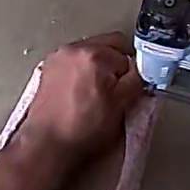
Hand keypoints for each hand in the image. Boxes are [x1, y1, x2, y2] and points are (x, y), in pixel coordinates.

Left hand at [16, 33, 144, 161]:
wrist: (47, 145)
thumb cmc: (81, 128)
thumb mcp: (122, 104)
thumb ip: (137, 79)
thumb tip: (142, 69)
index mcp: (94, 54)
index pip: (127, 54)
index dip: (131, 73)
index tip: (129, 87)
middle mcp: (74, 49)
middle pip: (109, 44)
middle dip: (117, 63)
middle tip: (116, 88)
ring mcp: (59, 57)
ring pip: (92, 51)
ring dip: (100, 65)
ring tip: (97, 92)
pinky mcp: (49, 68)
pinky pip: (76, 60)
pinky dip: (83, 70)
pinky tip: (82, 92)